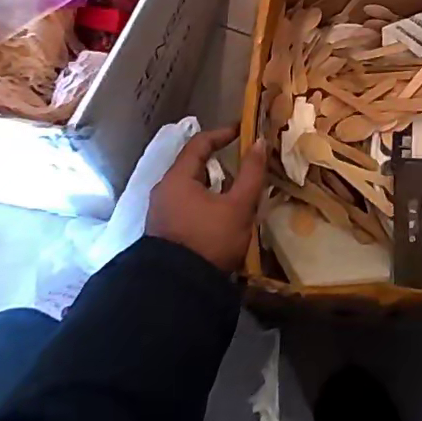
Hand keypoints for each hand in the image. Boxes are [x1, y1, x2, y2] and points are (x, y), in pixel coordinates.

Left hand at [146, 126, 269, 272]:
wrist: (179, 290)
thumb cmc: (210, 240)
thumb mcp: (238, 206)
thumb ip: (251, 173)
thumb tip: (260, 142)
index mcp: (177, 178)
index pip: (199, 143)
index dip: (222, 134)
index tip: (243, 130)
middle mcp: (164, 190)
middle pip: (194, 166)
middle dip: (220, 163)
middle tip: (244, 165)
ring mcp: (161, 212)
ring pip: (191, 187)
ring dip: (214, 186)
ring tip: (238, 193)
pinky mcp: (164, 231)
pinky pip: (187, 205)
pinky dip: (205, 202)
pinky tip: (221, 215)